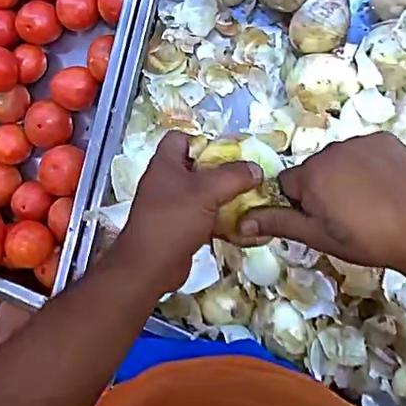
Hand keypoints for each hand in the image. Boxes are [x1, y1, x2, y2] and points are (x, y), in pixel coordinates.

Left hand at [104, 132, 260, 296]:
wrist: (149, 266)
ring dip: (224, 198)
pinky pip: (204, 217)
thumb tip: (256, 169)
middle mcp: (166, 181)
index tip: (228, 153)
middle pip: (196, 167)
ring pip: (202, 194)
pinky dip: (220, 221)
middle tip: (245, 178)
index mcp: (165, 163)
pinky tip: (241, 227)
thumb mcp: (206, 192)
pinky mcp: (179, 228)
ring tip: (249, 201)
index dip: (203, 140)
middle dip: (221, 172)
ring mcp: (171, 205)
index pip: (180, 138)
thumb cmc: (173, 220)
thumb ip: (233, 176)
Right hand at [239, 132, 405, 271]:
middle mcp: (330, 150)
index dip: (301, 203)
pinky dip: (371, 165)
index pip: (288, 184)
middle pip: (315, 170)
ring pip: (340, 159)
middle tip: (348, 216)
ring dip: (346, 175)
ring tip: (371, 203)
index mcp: (310, 174)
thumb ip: (278, 223)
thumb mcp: (318, 237)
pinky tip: (386, 187)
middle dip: (324, 188)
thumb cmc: (367, 239)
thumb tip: (240, 221)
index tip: (322, 220)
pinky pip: (367, 150)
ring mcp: (360, 141)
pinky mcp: (386, 140)